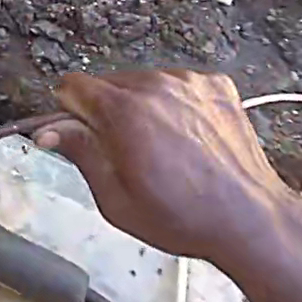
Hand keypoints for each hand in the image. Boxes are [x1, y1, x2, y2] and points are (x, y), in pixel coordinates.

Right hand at [36, 69, 290, 261]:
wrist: (251, 220)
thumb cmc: (186, 218)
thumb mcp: (116, 200)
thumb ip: (80, 154)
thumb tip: (50, 131)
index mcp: (125, 112)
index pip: (73, 85)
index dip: (68, 110)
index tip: (76, 128)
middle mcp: (155, 86)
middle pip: (107, 83)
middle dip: (104, 111)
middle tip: (122, 150)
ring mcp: (188, 82)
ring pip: (141, 81)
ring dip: (139, 105)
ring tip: (159, 147)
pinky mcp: (213, 84)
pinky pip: (175, 82)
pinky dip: (172, 102)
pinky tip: (184, 135)